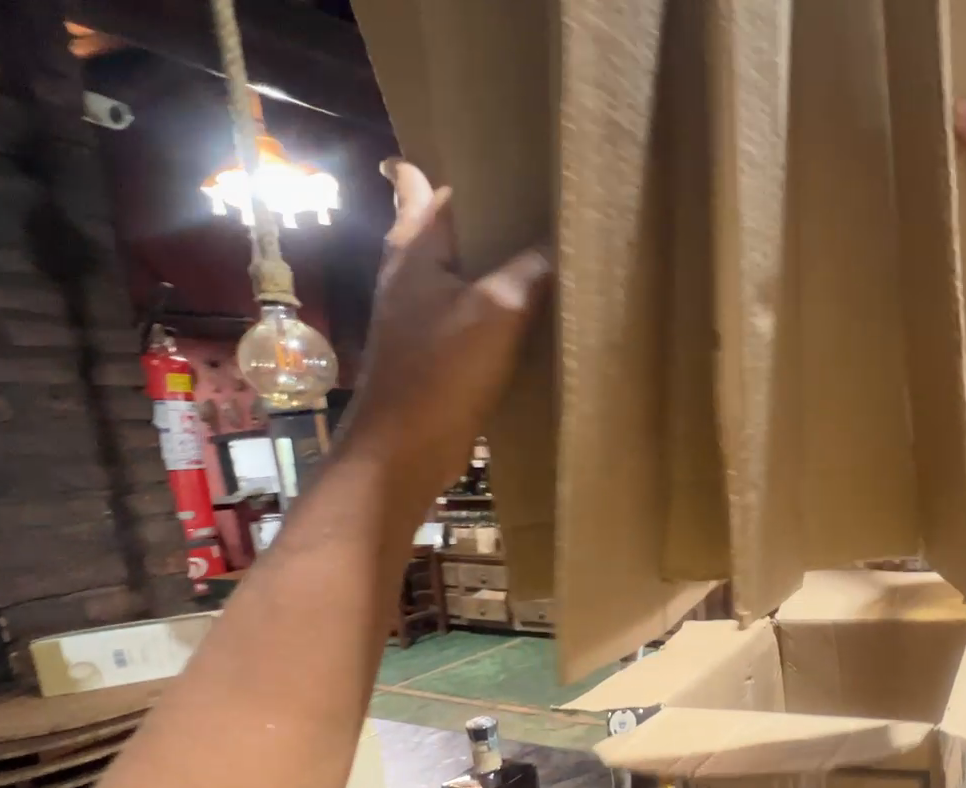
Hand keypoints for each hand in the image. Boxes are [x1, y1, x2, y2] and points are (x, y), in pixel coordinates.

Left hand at [338, 160, 552, 496]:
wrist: (406, 447)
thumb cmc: (443, 370)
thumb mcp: (497, 310)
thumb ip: (528, 270)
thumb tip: (559, 243)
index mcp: (415, 250)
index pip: (427, 187)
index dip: (458, 171)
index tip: (496, 161)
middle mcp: (411, 274)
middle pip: (447, 228)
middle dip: (485, 214)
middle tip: (535, 202)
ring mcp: (421, 314)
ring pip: (463, 272)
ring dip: (495, 262)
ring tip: (542, 251)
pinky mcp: (437, 349)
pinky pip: (472, 311)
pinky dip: (499, 304)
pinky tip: (532, 313)